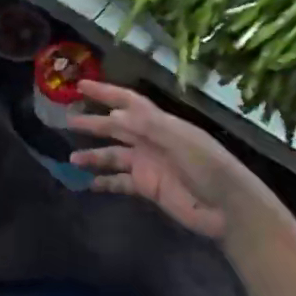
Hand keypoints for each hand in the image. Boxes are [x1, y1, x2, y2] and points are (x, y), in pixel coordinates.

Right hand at [68, 80, 280, 239]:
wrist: (228, 209)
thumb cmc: (209, 168)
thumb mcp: (181, 141)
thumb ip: (147, 126)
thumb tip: (112, 115)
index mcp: (161, 125)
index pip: (128, 102)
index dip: (105, 93)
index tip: (81, 85)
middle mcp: (151, 141)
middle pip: (115, 128)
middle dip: (92, 124)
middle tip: (67, 121)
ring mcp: (148, 165)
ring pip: (113, 155)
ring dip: (93, 156)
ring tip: (72, 160)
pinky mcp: (148, 188)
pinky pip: (120, 182)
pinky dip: (104, 182)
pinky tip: (88, 184)